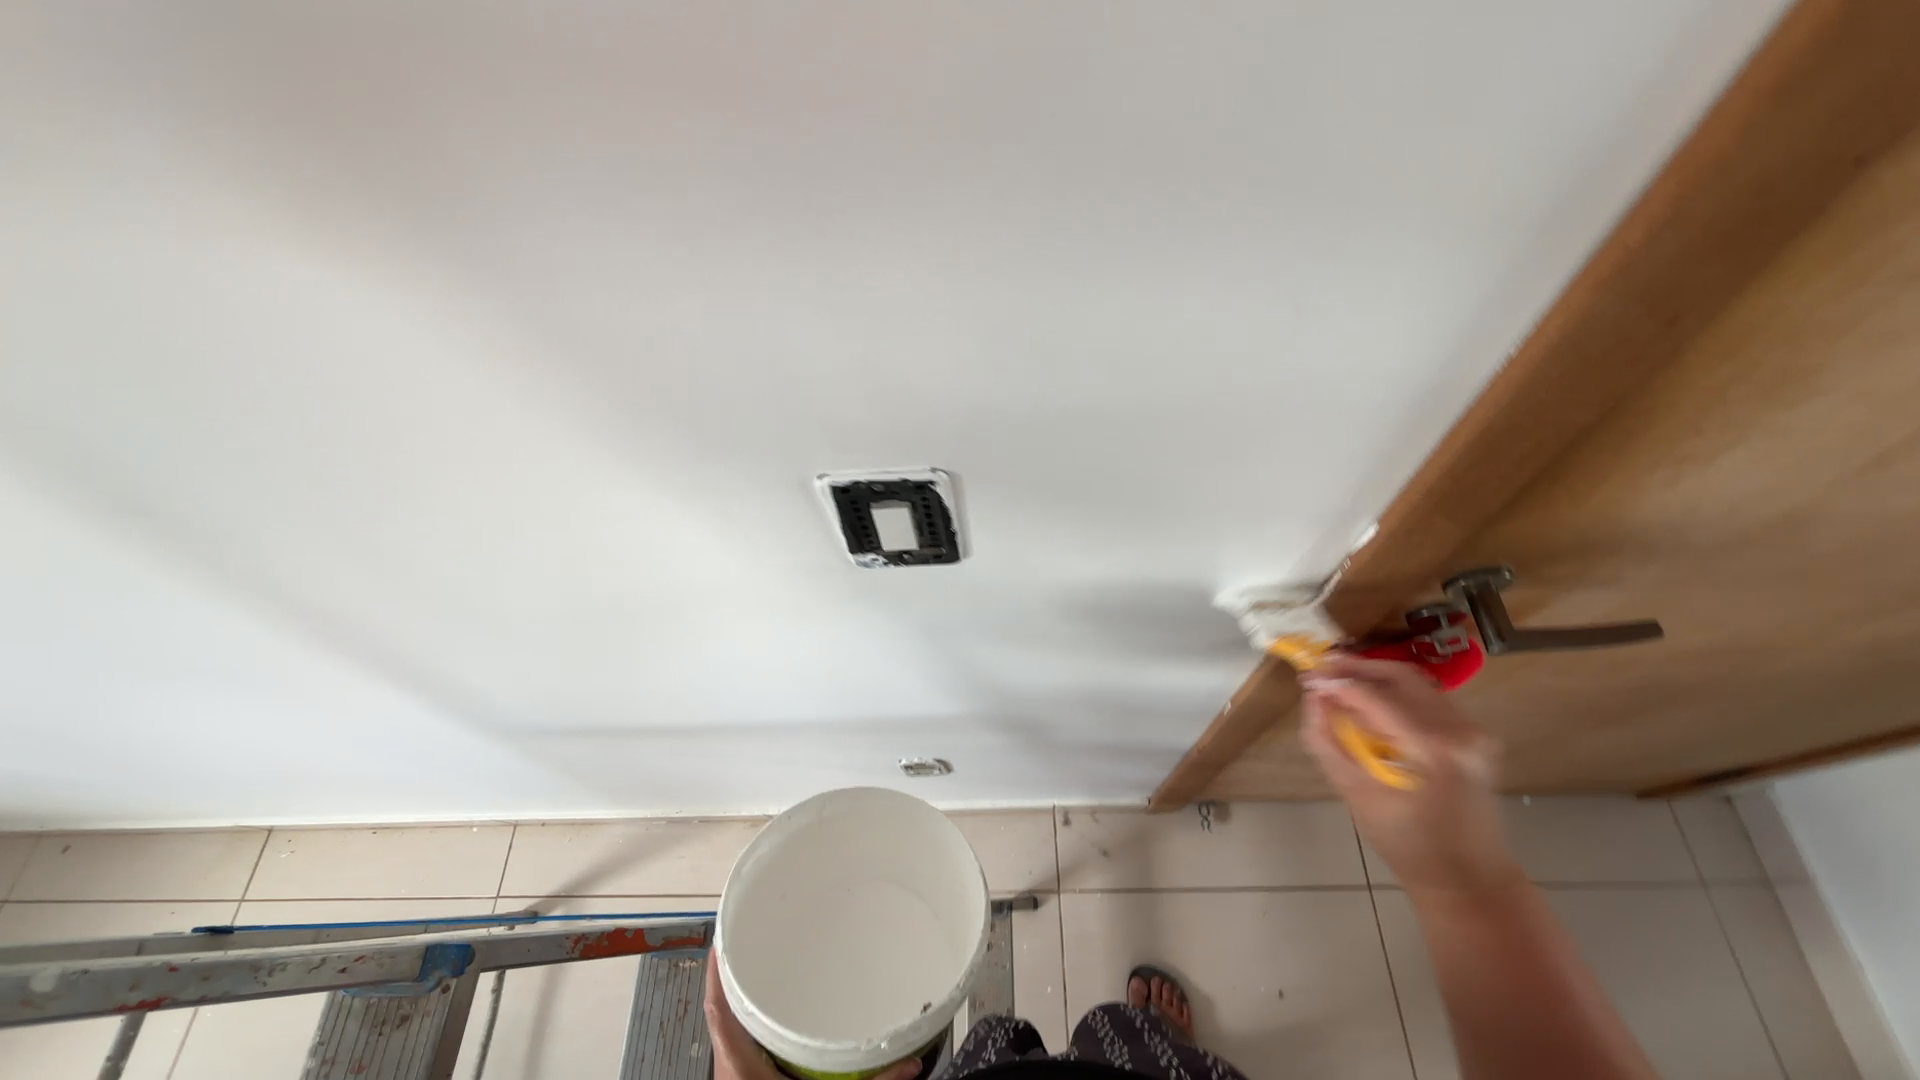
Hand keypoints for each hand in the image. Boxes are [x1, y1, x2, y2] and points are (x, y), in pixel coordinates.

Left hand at [705, 952, 922, 1079]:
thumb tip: (911, 1064)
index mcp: (739, 1063)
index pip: (718, 1007)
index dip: (718, 971)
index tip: (726, 936)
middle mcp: (729, 1066)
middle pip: (724, 1011)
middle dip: (738, 976)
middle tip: (758, 942)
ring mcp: (733, 1074)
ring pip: (732, 1029)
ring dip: (745, 1000)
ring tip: (768, 968)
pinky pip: (743, 1043)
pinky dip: (754, 1024)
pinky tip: (776, 1015)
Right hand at [1299, 654, 1524, 903]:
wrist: (1471, 881)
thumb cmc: (1410, 848)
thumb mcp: (1358, 797)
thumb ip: (1329, 744)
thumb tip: (1313, 701)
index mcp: (1435, 750)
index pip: (1378, 699)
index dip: (1338, 683)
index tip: (1307, 677)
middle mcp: (1462, 732)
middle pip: (1403, 678)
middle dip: (1359, 668)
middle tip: (1322, 667)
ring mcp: (1474, 733)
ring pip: (1418, 685)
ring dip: (1377, 678)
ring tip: (1340, 681)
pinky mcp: (1474, 738)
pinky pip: (1429, 701)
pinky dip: (1396, 695)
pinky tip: (1370, 703)